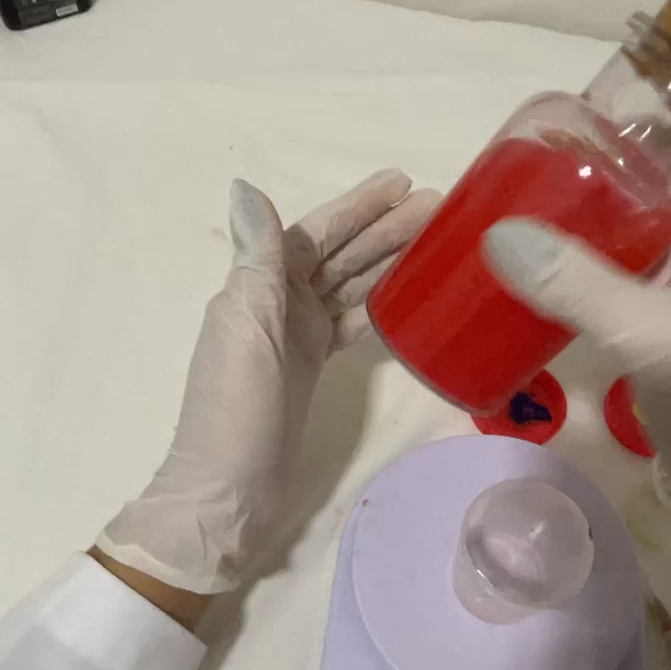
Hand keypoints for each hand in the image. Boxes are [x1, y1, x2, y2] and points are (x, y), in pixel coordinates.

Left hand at [97, 170, 440, 599]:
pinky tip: (409, 292)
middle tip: (440, 207)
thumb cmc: (237, 407)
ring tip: (436, 241)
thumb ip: (259, 261)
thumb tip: (247, 188)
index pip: (318, 233)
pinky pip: (353, 323)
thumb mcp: (246, 327)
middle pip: (341, 254)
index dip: (359, 207)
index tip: (402, 183)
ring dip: (388, 261)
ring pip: (351, 285)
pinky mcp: (313, 366)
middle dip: (386, 228)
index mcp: (260, 286)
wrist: (230, 487)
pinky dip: (379, 305)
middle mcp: (280, 303)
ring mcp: (298, 336)